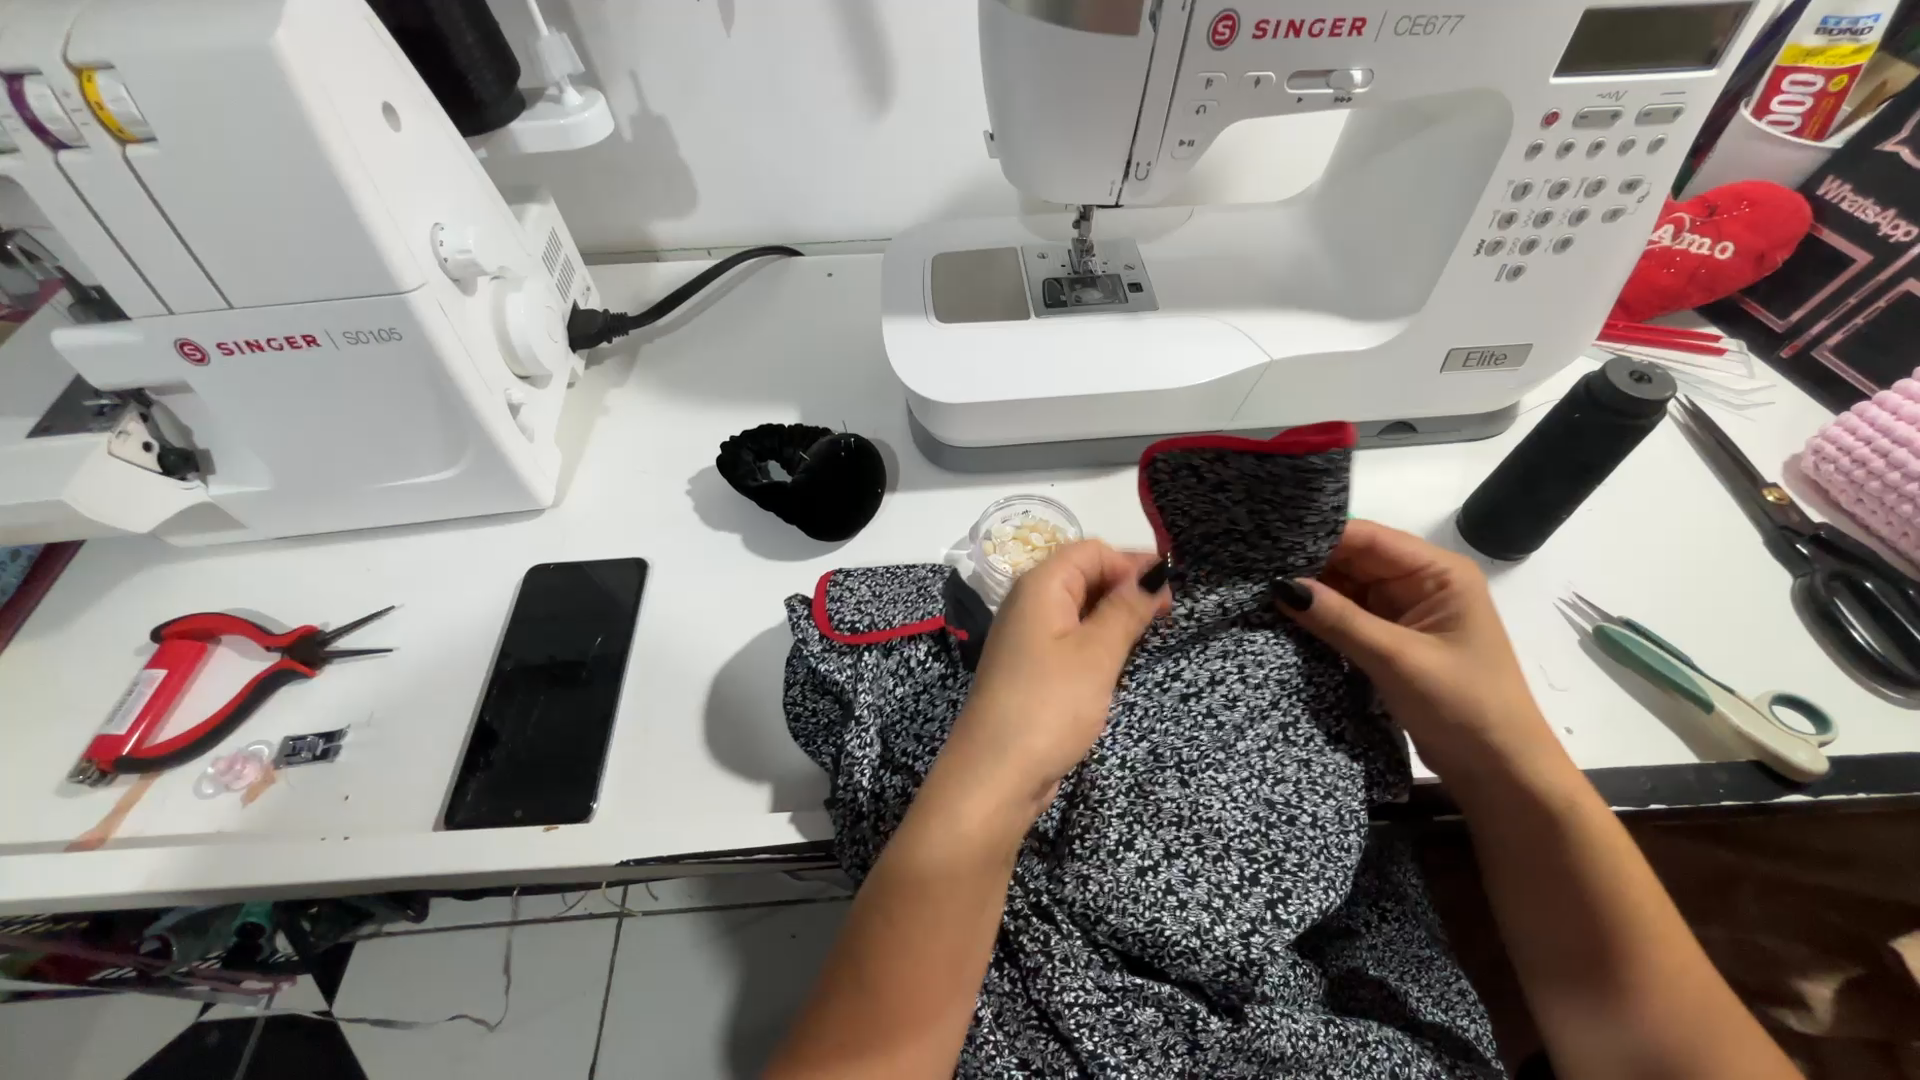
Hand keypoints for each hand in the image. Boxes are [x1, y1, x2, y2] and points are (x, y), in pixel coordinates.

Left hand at [942, 540, 1169, 817]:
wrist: (995, 774)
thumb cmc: (1048, 706)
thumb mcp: (1097, 654)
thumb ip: (1126, 609)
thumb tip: (1152, 573)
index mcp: (1040, 586)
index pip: (1091, 551)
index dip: (1132, 562)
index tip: (1170, 589)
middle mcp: (1029, 603)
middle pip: (1084, 575)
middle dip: (1126, 586)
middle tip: (1167, 612)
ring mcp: (1028, 637)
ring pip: (1079, 609)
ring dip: (1114, 614)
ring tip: (1150, 633)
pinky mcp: (1031, 669)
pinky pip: (1070, 638)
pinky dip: (1098, 640)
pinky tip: (1119, 659)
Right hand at [1273, 520, 1558, 779]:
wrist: (1499, 771)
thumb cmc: (1463, 705)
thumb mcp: (1395, 658)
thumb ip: (1337, 619)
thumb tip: (1279, 585)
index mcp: (1438, 572)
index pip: (1367, 538)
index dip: (1318, 537)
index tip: (1267, 543)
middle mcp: (1420, 583)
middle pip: (1352, 559)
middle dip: (1306, 564)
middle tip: (1250, 569)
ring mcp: (1403, 612)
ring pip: (1344, 588)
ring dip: (1308, 591)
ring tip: (1255, 588)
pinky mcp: (1389, 640)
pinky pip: (1345, 616)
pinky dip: (1318, 616)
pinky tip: (1280, 615)